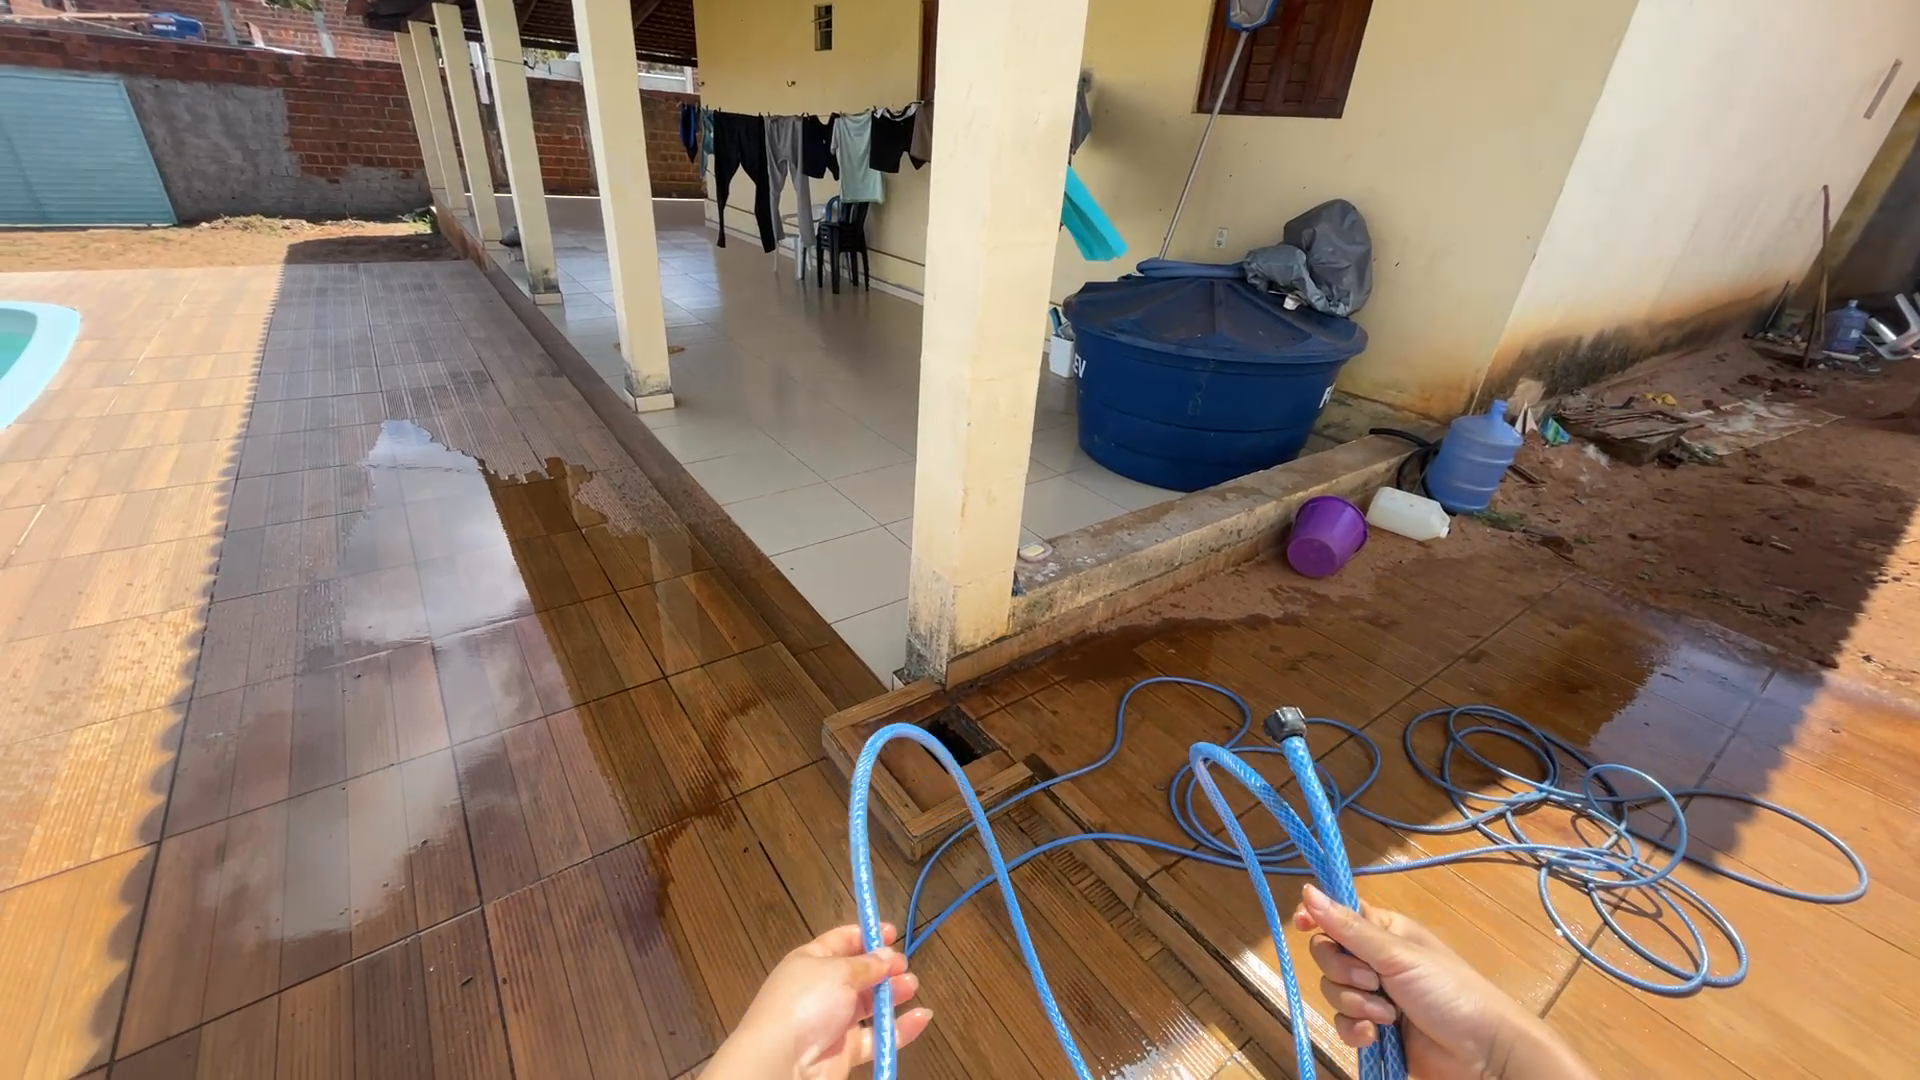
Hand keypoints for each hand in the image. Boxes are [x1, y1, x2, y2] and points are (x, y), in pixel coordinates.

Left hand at [705, 923, 933, 1078]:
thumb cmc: (806, 1003)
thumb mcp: (838, 972)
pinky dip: (899, 1029)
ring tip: (912, 986)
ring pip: (869, 1004)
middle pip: (859, 973)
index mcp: (812, 961)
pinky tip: (922, 1017)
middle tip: (904, 965)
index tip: (892, 933)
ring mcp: (834, 1022)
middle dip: (884, 967)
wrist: (780, 1065)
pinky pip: (876, 1036)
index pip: (842, 941)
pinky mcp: (845, 1052)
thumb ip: (867, 964)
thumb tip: (888, 955)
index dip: (867, 935)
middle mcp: (823, 990)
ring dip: (892, 994)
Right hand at [1292, 884, 1594, 1079]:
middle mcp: (1372, 961)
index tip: (1303, 924)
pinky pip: (1343, 1024)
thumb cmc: (1449, 992)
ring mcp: (1373, 997)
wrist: (1487, 1058)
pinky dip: (1355, 1030)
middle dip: (1342, 971)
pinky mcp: (1374, 1032)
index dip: (1316, 918)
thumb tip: (1305, 889)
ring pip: (1332, 990)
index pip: (1335, 915)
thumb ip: (1348, 927)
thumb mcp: (1397, 956)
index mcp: (1381, 932)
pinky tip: (1376, 1037)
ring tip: (1386, 1016)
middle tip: (1372, 981)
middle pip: (1326, 954)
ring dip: (1354, 1003)